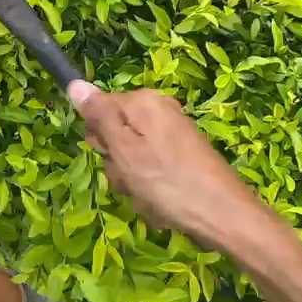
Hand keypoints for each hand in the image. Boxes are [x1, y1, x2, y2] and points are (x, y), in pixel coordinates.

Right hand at [67, 82, 273, 251]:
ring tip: (149, 198)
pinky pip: (152, 170)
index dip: (99, 138)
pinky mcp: (184, 157)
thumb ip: (99, 116)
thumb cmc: (170, 183)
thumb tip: (75, 84)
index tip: (112, 158)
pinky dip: (151, 189)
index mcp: (143, 102)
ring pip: (132, 157)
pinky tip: (161, 205)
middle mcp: (159, 111)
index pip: (98, 110)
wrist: (227, 218)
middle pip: (116, 134)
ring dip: (133, 182)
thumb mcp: (125, 150)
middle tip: (132, 181)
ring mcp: (173, 134)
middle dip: (118, 164)